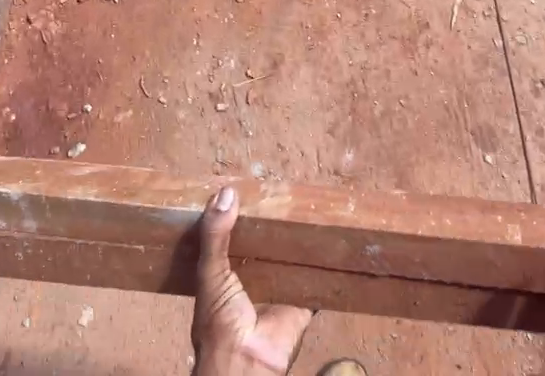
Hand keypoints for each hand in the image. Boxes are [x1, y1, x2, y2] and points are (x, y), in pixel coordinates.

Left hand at [193, 187, 313, 375]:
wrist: (246, 362)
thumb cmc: (219, 319)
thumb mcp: (210, 273)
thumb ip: (215, 236)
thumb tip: (226, 192)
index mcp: (227, 272)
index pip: (235, 238)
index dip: (242, 216)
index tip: (252, 186)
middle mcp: (254, 278)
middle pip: (267, 246)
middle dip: (275, 226)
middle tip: (287, 192)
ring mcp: (280, 290)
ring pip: (292, 259)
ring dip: (300, 242)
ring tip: (312, 207)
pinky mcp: (303, 301)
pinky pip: (316, 280)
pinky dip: (325, 265)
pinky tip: (334, 240)